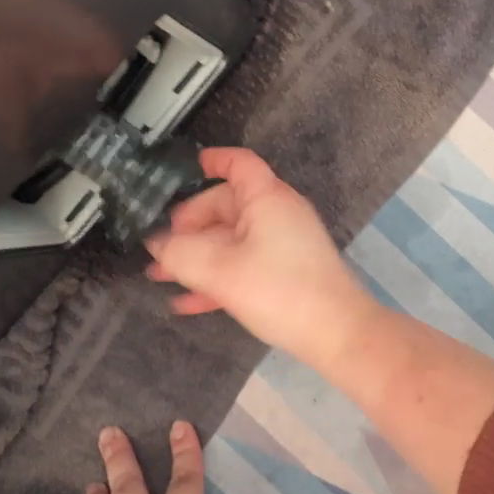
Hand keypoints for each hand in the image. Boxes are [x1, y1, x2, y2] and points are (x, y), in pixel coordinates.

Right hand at [144, 148, 377, 365]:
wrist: (337, 333)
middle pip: (227, 205)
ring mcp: (285, 243)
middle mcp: (278, 213)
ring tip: (160, 277)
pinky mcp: (288, 271)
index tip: (187, 168)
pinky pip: (245, 264)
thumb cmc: (280, 291)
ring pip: (232, 239)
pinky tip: (188, 302)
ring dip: (197, 256)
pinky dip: (219, 276)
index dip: (212, 161)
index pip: (239, 164)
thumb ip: (181, 255)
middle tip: (160, 248)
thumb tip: (156, 243)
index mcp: (267, 198)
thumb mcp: (221, 272)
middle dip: (189, 226)